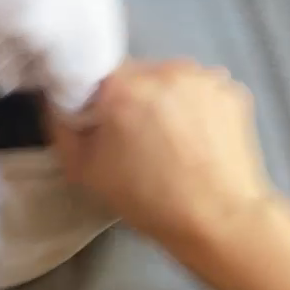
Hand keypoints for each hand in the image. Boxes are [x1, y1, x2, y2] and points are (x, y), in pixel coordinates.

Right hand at [49, 59, 281, 262]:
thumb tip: (57, 101)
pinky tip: (195, 137)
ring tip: (169, 138)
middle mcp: (163, 70)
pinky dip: (193, 106)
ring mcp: (203, 77)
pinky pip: (199, 89)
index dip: (95, 97)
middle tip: (134, 136)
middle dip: (130, 97)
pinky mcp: (233, 89)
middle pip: (135, 74)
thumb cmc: (146, 200)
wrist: (218, 219)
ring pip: (168, 79)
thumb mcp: (84, 171)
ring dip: (163, 99)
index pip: (96, 72)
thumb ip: (61, 128)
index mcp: (122, 87)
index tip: (100, 122)